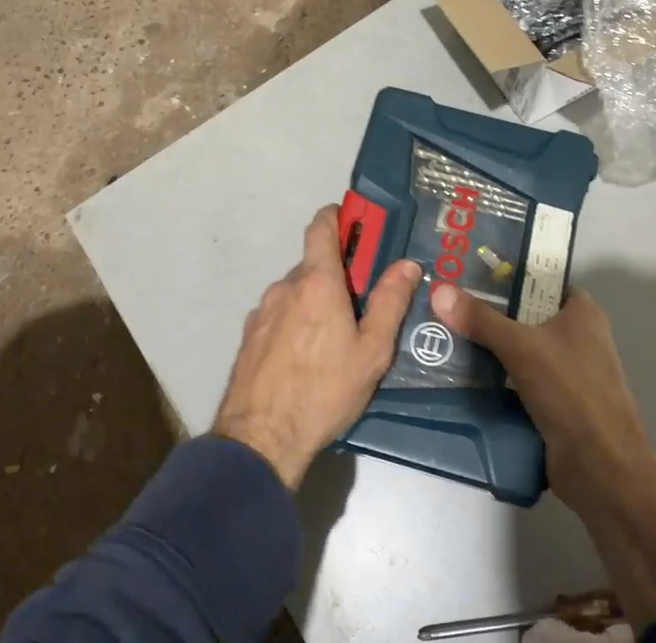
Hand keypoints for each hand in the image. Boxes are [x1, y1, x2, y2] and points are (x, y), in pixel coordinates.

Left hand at [212, 206, 420, 488]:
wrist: (260, 438)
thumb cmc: (325, 391)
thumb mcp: (372, 351)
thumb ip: (390, 302)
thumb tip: (407, 263)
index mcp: (317, 283)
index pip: (321, 227)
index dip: (338, 216)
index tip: (357, 222)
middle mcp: (284, 288)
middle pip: (313, 266)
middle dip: (337, 277)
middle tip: (362, 306)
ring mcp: (261, 312)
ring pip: (295, 294)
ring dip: (315, 304)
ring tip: (335, 342)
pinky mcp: (248, 338)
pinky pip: (278, 317)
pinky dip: (295, 324)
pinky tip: (307, 359)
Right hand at [431, 283, 655, 629]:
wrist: (601, 467)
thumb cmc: (571, 392)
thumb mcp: (522, 348)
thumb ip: (481, 319)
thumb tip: (439, 290)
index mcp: (582, 313)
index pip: (540, 281)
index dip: (506, 275)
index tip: (466, 273)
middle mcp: (577, 337)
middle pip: (525, 316)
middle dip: (488, 313)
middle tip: (444, 305)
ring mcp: (566, 373)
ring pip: (519, 351)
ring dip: (488, 349)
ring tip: (441, 336)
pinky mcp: (554, 404)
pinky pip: (517, 382)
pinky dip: (494, 379)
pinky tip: (458, 376)